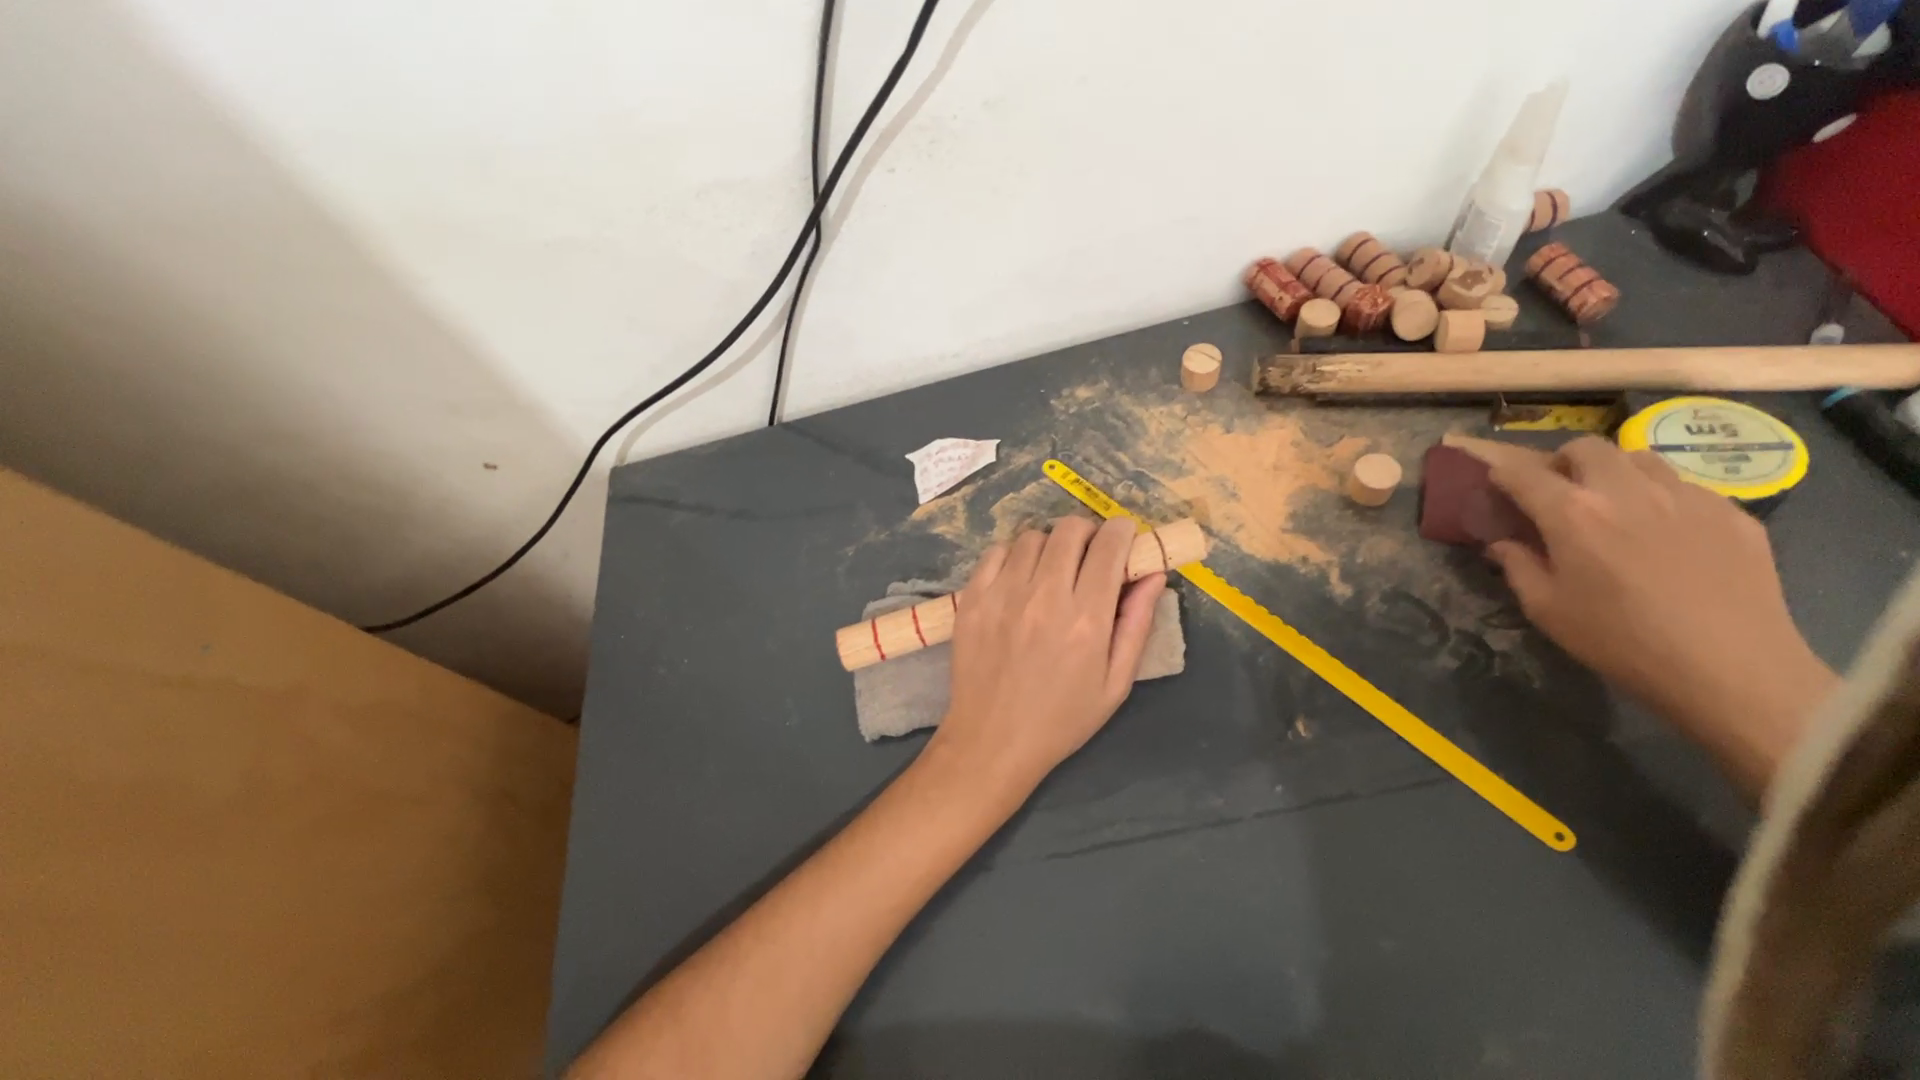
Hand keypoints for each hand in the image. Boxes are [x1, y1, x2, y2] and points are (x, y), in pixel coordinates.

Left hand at [927, 515, 1167, 797]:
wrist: (992, 741)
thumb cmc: (1062, 719)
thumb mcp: (1116, 683)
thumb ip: (1137, 624)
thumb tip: (1153, 573)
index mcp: (1087, 620)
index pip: (1110, 545)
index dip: (1123, 532)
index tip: (1124, 541)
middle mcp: (1044, 597)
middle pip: (1071, 529)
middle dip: (1089, 533)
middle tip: (1091, 556)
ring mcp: (1003, 594)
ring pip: (1033, 536)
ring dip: (1051, 545)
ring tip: (1054, 570)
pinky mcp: (972, 598)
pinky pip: (996, 551)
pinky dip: (1014, 555)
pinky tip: (1021, 579)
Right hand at [1488, 437, 1836, 792]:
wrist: (1731, 669)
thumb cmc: (1621, 643)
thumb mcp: (1548, 611)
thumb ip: (1519, 568)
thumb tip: (1504, 544)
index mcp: (1573, 514)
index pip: (1524, 473)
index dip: (1503, 472)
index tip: (1496, 480)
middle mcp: (1626, 490)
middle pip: (1586, 447)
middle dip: (1563, 461)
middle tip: (1560, 490)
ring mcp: (1685, 496)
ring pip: (1640, 457)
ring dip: (1615, 470)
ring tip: (1616, 502)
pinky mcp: (1731, 512)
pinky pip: (1686, 487)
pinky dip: (1663, 497)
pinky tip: (1668, 534)